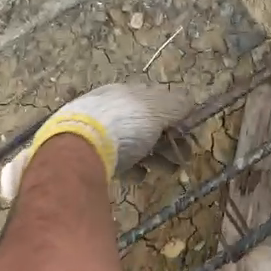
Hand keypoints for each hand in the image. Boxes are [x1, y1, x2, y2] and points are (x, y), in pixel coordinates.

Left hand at [0, 84, 192, 201]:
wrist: (79, 151)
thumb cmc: (124, 124)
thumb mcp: (158, 108)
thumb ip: (177, 104)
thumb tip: (190, 101)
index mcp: (126, 93)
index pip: (156, 100)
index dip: (175, 115)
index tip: (189, 133)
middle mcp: (112, 110)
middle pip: (147, 124)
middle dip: (169, 140)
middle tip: (184, 158)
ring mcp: (99, 134)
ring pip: (135, 144)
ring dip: (157, 157)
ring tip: (170, 172)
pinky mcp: (91, 159)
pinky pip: (118, 162)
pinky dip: (134, 169)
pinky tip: (141, 176)